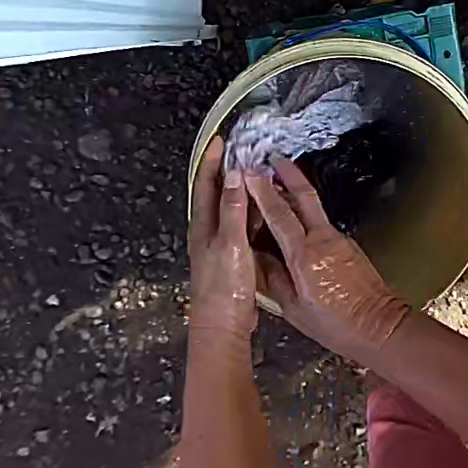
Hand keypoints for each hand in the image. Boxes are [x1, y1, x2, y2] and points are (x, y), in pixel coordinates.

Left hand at [186, 136, 257, 345]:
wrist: (223, 328)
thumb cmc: (223, 288)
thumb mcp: (230, 244)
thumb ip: (233, 209)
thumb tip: (235, 175)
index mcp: (202, 225)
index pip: (204, 183)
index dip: (212, 160)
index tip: (221, 140)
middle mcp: (208, 231)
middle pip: (217, 193)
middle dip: (228, 170)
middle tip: (243, 152)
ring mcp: (220, 244)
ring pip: (230, 208)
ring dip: (242, 190)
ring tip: (258, 173)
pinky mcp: (233, 256)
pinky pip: (242, 224)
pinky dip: (251, 211)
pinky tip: (265, 209)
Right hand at [246, 155, 409, 366]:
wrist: (380, 327)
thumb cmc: (337, 325)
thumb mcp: (294, 308)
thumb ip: (273, 278)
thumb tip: (257, 258)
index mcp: (305, 256)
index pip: (279, 214)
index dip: (262, 191)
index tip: (249, 174)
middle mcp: (323, 240)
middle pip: (304, 195)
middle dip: (287, 173)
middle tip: (272, 159)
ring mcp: (338, 239)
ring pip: (313, 207)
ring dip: (295, 191)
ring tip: (279, 183)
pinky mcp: (347, 244)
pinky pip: (321, 222)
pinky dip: (306, 214)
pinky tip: (297, 219)